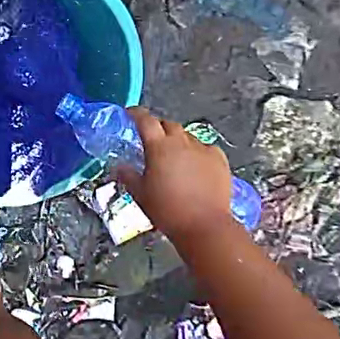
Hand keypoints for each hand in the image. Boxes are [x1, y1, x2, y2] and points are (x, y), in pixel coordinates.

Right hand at [114, 108, 234, 239]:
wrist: (204, 225)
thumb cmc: (167, 210)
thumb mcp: (140, 194)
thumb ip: (129, 176)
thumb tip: (120, 167)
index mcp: (159, 147)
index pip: (146, 120)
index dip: (137, 114)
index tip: (131, 113)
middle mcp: (181, 142)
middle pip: (168, 125)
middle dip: (159, 128)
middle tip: (153, 139)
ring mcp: (203, 149)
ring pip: (187, 136)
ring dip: (178, 141)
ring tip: (175, 156)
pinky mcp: (219, 159)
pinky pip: (205, 148)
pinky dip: (197, 152)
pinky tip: (196, 165)